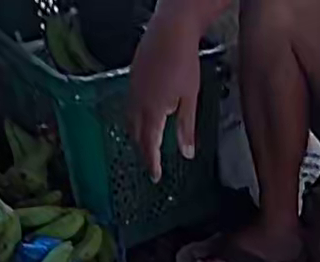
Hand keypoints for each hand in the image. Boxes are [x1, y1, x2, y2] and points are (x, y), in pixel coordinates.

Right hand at [126, 16, 202, 181]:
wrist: (172, 26)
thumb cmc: (183, 60)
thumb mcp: (190, 98)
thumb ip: (186, 128)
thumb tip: (187, 154)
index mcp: (153, 111)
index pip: (149, 146)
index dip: (152, 163)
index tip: (156, 176)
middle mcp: (138, 103)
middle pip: (136, 136)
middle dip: (143, 152)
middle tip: (152, 164)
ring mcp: (132, 90)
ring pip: (130, 122)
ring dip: (137, 137)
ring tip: (146, 146)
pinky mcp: (132, 78)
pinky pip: (129, 106)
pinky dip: (134, 120)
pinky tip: (143, 120)